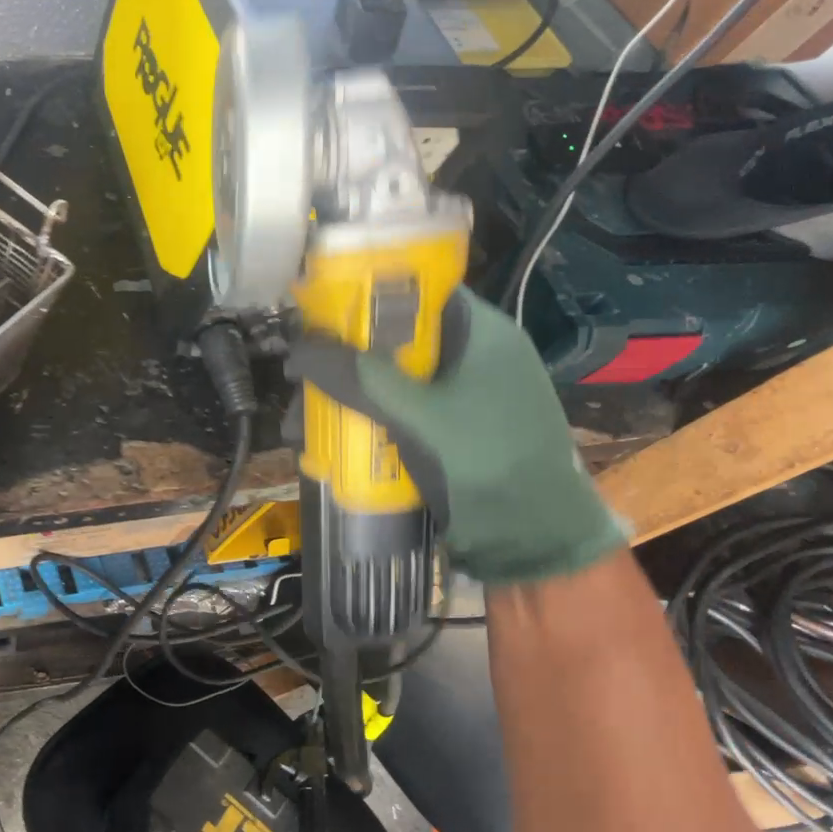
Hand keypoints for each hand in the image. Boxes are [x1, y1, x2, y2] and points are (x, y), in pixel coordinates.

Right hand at [284, 288, 627, 584]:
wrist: (534, 541)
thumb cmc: (489, 465)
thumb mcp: (420, 417)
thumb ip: (361, 379)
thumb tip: (298, 350)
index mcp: (480, 335)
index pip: (417, 291)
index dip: (364, 296)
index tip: (315, 318)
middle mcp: (470, 357)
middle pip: (391, 340)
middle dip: (340, 363)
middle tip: (300, 389)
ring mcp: (459, 396)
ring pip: (386, 380)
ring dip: (341, 400)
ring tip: (301, 431)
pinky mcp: (446, 431)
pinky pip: (393, 414)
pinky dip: (359, 426)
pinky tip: (328, 450)